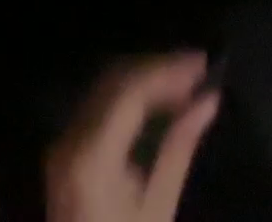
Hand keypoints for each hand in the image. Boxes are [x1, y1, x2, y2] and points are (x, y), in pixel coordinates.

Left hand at [46, 54, 220, 221]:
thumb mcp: (158, 207)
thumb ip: (179, 146)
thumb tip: (208, 99)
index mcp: (92, 155)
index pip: (131, 90)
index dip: (168, 69)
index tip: (204, 64)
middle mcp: (70, 140)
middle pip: (115, 80)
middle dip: (158, 67)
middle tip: (198, 70)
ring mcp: (63, 145)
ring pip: (106, 88)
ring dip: (145, 78)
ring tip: (184, 83)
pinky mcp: (65, 151)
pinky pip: (100, 105)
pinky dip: (130, 95)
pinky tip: (158, 101)